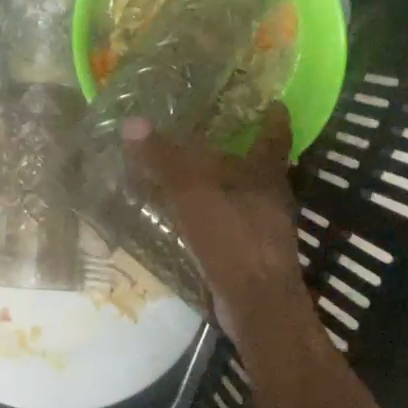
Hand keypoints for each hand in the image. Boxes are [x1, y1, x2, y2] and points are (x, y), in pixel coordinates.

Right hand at [124, 103, 309, 345]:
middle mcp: (271, 199)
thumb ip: (163, 159)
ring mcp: (264, 230)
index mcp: (265, 176)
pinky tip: (191, 221)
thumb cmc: (233, 238)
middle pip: (259, 167)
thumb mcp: (192, 193)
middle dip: (239, 152)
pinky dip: (214, 218)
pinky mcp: (251, 256)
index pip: (274, 137)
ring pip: (244, 198)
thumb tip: (132, 121)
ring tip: (193, 177)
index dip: (273, 119)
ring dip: (223, 187)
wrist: (257, 305)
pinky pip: (230, 226)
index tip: (271, 103)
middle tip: (211, 137)